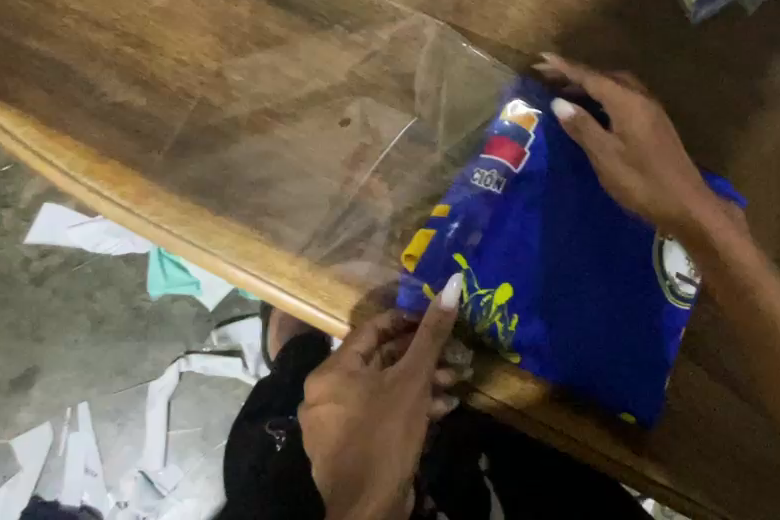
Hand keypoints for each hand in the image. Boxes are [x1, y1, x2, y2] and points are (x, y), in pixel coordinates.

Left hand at [299, 275, 461, 519]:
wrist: (369, 509)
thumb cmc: (386, 433)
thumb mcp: (414, 377)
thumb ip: (432, 331)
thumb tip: (453, 282)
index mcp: (331, 372)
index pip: (373, 329)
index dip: (410, 320)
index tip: (440, 320)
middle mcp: (324, 394)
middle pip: (381, 360)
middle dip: (422, 357)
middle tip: (454, 356)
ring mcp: (334, 423)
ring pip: (384, 388)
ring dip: (422, 382)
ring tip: (455, 383)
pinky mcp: (348, 446)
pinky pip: (379, 412)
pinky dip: (408, 406)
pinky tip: (441, 409)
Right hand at [534, 53, 722, 240]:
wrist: (685, 203)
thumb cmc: (641, 181)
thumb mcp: (605, 155)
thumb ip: (582, 126)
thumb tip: (559, 102)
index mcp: (627, 101)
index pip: (590, 77)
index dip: (565, 68)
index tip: (542, 58)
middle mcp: (641, 98)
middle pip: (606, 77)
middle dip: (578, 75)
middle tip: (550, 78)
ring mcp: (652, 110)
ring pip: (618, 87)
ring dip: (593, 86)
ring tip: (567, 94)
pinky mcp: (656, 124)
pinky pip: (626, 98)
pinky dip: (606, 98)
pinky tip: (595, 113)